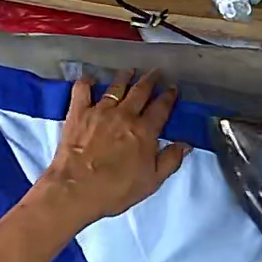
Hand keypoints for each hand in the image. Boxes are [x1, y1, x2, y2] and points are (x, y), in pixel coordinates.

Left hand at [30, 70, 188, 228]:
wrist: (75, 190)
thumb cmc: (115, 189)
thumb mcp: (152, 180)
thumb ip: (170, 160)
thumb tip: (185, 145)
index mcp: (145, 130)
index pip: (161, 107)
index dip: (169, 96)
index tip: (173, 88)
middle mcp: (125, 115)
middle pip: (141, 91)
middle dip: (150, 80)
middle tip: (155, 72)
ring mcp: (100, 111)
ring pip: (116, 87)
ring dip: (124, 77)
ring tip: (129, 71)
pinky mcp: (78, 113)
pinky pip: (82, 91)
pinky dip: (86, 82)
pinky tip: (89, 77)